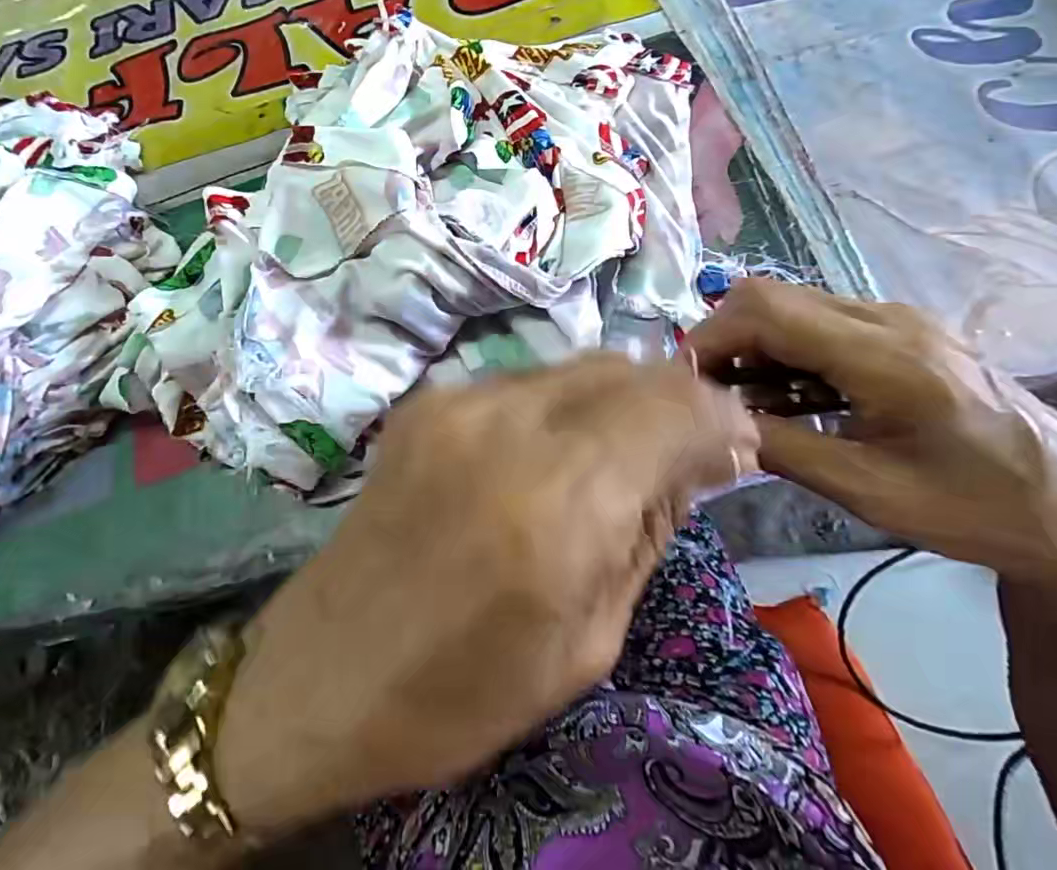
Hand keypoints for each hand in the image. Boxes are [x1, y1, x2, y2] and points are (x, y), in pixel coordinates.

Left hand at [211, 354, 757, 835]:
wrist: (324, 672)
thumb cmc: (462, 690)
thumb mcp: (590, 637)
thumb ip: (648, 528)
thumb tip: (695, 459)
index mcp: (558, 496)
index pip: (675, 402)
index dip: (720, 419)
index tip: (732, 455)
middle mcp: (503, 423)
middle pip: (624, 368)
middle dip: (669, 405)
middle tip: (678, 460)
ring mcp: (452, 403)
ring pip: (571, 368)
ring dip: (610, 403)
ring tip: (609, 462)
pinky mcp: (420, 404)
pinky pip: (517, 384)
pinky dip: (553, 409)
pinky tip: (542, 459)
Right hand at [684, 280, 1056, 581]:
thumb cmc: (976, 509)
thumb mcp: (866, 489)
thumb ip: (778, 447)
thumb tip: (708, 419)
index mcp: (885, 356)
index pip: (765, 311)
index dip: (710, 338)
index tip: (685, 384)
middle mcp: (889, 320)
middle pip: (772, 298)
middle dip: (724, 341)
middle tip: (707, 395)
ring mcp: (900, 323)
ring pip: (793, 308)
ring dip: (753, 348)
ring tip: (742, 403)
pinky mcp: (904, 336)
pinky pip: (821, 325)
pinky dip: (784, 354)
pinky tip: (785, 399)